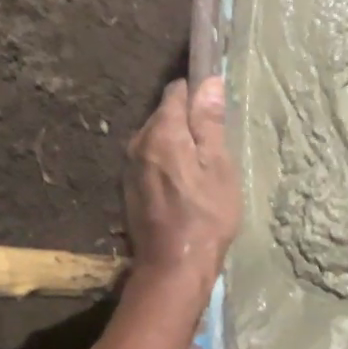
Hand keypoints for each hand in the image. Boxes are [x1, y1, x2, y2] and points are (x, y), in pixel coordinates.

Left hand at [123, 77, 239, 284]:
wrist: (174, 266)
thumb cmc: (206, 215)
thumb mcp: (219, 166)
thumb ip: (210, 123)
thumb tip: (209, 82)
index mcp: (162, 131)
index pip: (177, 91)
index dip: (198, 94)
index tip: (217, 110)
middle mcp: (138, 141)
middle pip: (164, 114)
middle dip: (187, 120)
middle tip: (215, 145)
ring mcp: (129, 166)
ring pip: (156, 137)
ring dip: (176, 143)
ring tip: (201, 165)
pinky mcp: (128, 187)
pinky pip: (149, 159)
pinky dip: (166, 162)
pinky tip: (183, 183)